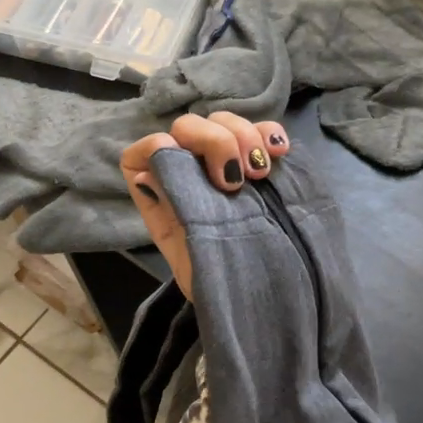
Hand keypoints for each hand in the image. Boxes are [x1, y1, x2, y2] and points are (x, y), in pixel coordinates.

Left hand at [121, 113, 291, 298]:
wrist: (267, 301)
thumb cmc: (222, 285)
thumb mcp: (190, 262)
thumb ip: (170, 219)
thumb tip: (146, 176)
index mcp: (163, 197)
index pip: (142, 154)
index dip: (157, 148)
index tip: (183, 164)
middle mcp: (191, 173)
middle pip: (188, 126)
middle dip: (214, 141)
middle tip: (237, 180)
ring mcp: (226, 164)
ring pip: (225, 121)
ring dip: (245, 137)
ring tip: (261, 172)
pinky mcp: (260, 163)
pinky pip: (263, 131)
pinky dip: (271, 134)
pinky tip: (280, 152)